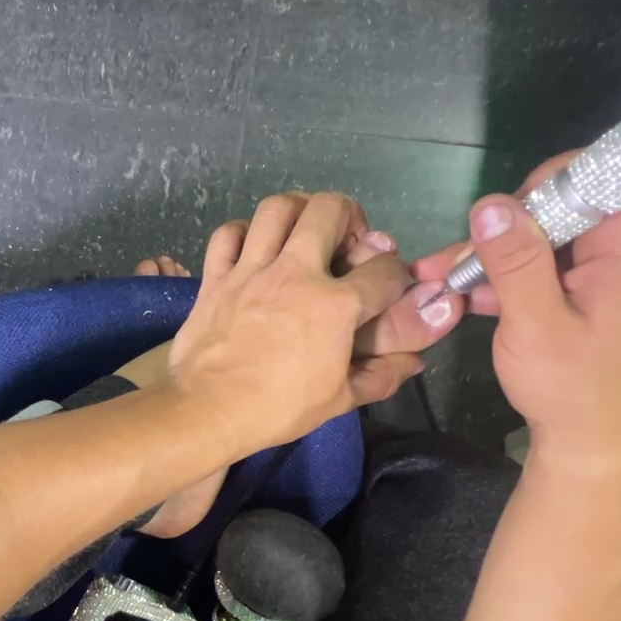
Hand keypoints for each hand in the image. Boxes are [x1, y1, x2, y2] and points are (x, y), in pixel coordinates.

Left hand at [166, 192, 428, 457]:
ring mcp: (250, 272)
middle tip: (345, 239)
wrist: (207, 411)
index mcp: (335, 305)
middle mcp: (295, 274)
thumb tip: (413, 363)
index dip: (395, 274)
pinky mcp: (214, 279)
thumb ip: (379, 376)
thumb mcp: (338, 401)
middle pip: (329, 209)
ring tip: (300, 231)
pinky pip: (227, 234)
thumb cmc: (276, 409)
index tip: (386, 286)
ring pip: (276, 209)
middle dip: (348, 216)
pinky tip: (251, 248)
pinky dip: (241, 233)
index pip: (384, 270)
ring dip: (296, 211)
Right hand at [411, 154, 620, 466]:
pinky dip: (511, 278)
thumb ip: (515, 261)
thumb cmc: (570, 387)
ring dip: (499, 255)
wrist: (593, 446)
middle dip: (510, 225)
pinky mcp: (594, 296)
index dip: (561, 178)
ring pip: (553, 239)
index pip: (616, 172)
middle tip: (459, 257)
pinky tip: (467, 296)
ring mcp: (613, 275)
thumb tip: (489, 205)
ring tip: (443, 276)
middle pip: (574, 205)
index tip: (510, 212)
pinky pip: (551, 268)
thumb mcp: (534, 324)